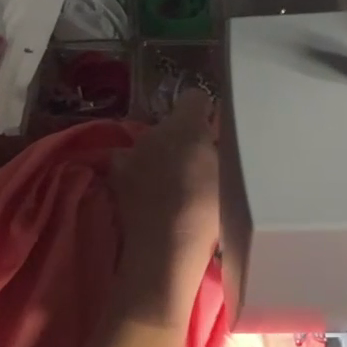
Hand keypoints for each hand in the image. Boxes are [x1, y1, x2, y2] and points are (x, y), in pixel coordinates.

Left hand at [109, 90, 219, 324]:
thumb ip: (222, 153)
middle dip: (180, 141)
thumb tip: (217, 143)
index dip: (204, 113)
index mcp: (186, 125)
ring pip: (148, 148)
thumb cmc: (209, 210)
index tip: (212, 133)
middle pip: (170, 126)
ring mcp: (131, 154)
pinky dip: (136, 177)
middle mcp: (154, 131)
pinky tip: (146, 196)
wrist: (168, 247)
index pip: (195, 98)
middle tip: (195, 168)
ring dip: (157, 158)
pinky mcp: (116, 180)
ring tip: (169, 186)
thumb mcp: (230, 177)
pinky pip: (128, 168)